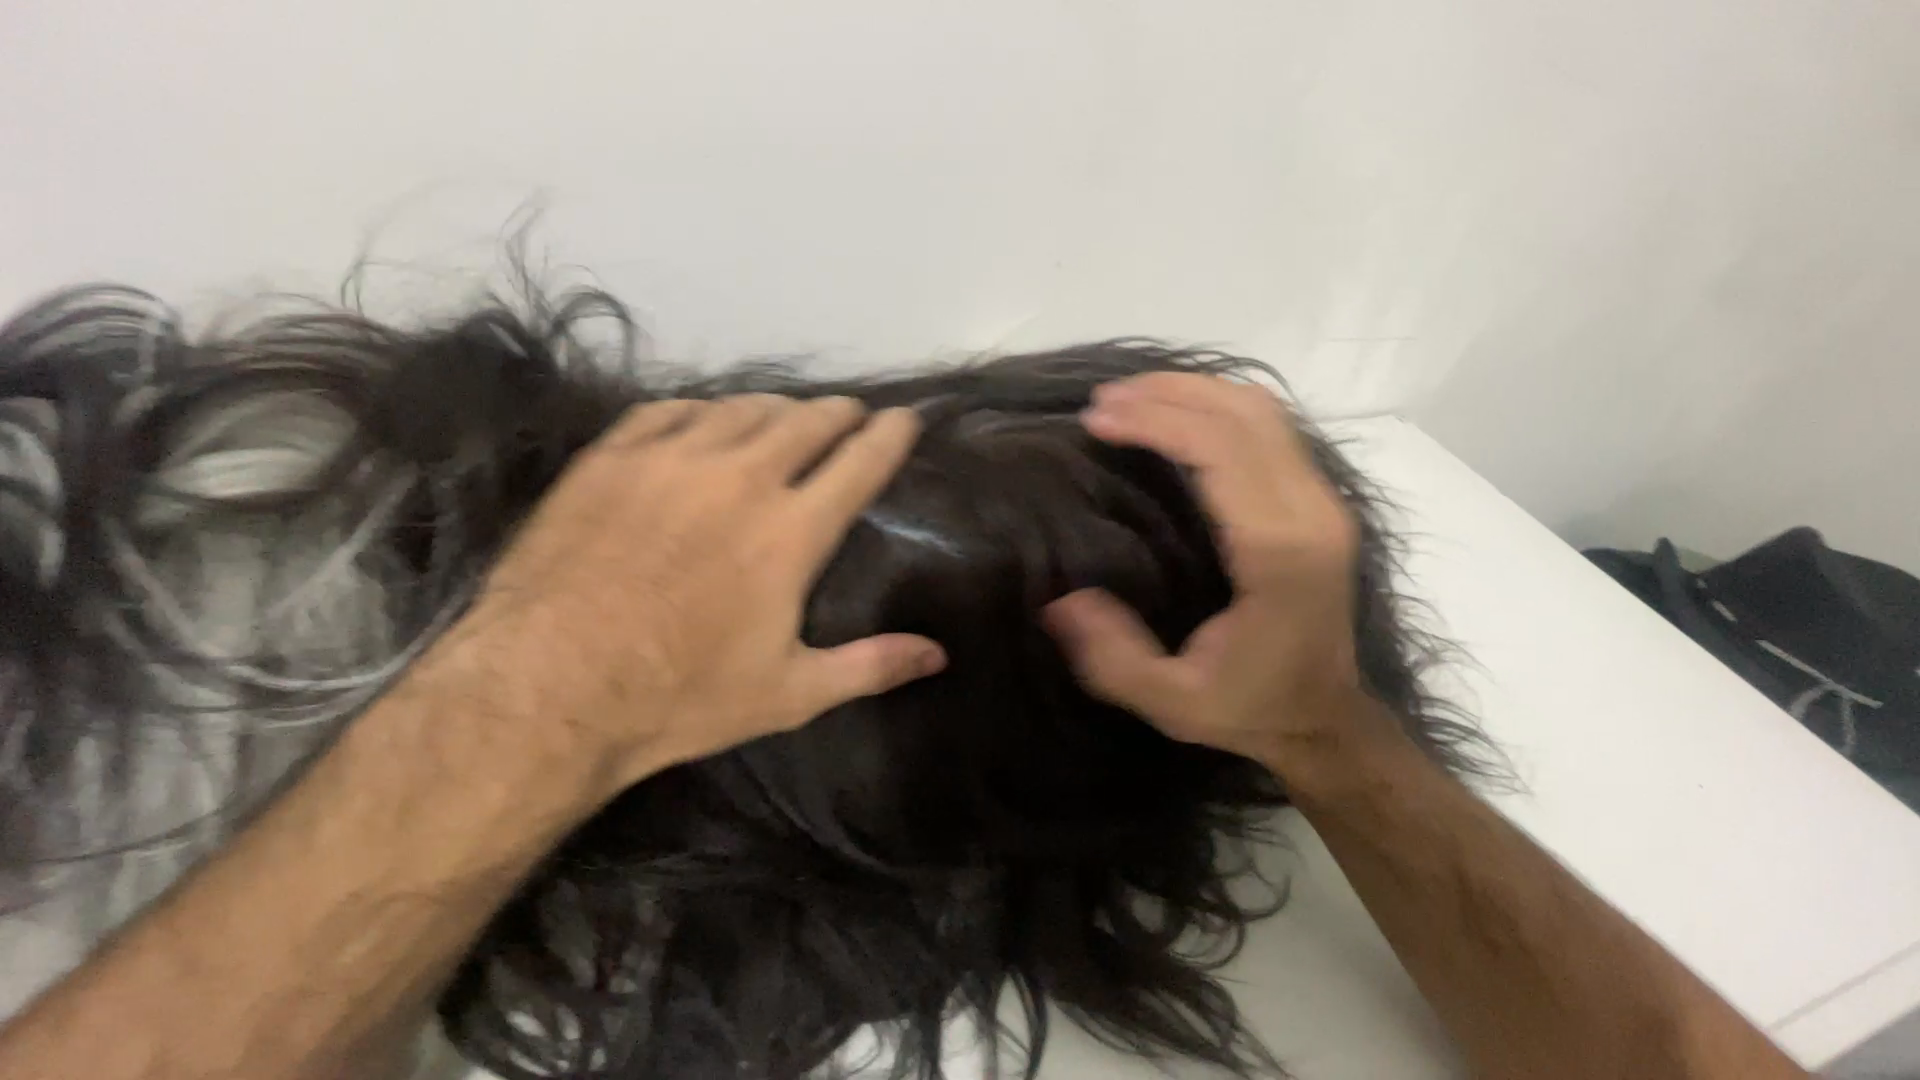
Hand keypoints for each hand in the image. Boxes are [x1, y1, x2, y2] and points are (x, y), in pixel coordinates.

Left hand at [437, 395, 946, 791]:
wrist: (546, 690)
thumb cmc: (679, 697)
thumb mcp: (790, 694)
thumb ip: (871, 667)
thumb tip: (939, 656)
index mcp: (791, 532)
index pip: (861, 460)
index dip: (892, 434)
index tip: (907, 418)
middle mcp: (740, 478)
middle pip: (807, 420)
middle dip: (840, 412)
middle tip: (850, 415)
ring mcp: (671, 460)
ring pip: (742, 408)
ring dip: (777, 407)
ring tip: (787, 415)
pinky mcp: (611, 458)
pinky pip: (671, 410)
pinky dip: (704, 410)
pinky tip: (706, 421)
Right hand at [1042, 374, 1380, 767]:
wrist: (1328, 720)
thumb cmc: (1251, 708)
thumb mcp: (1171, 703)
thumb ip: (1113, 658)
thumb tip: (1060, 602)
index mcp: (1279, 553)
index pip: (1221, 450)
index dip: (1155, 421)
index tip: (1096, 419)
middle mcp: (1311, 513)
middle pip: (1243, 413)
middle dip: (1168, 394)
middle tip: (1102, 402)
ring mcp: (1324, 501)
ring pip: (1263, 410)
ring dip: (1194, 392)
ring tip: (1131, 398)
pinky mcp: (1320, 502)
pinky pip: (1272, 427)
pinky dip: (1219, 407)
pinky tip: (1177, 415)